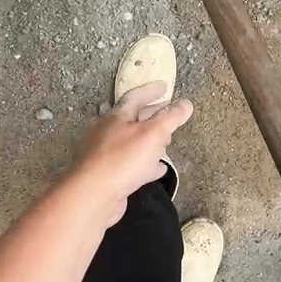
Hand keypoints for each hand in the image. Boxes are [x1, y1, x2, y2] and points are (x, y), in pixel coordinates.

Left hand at [64, 82, 192, 217]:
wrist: (94, 195)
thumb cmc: (123, 159)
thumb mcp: (153, 134)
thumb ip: (170, 118)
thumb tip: (186, 104)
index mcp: (117, 117)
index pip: (135, 97)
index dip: (150, 91)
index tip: (164, 86)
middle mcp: (108, 132)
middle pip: (132, 119)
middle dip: (152, 115)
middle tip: (168, 113)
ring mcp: (106, 154)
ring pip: (132, 142)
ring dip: (150, 140)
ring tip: (167, 141)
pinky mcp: (108, 175)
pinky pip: (130, 164)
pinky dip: (145, 163)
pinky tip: (157, 168)